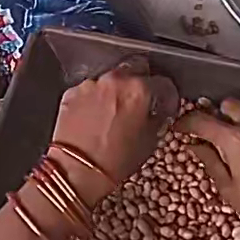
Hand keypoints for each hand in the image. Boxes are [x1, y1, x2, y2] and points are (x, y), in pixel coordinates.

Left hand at [47, 56, 178, 203]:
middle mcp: (114, 80)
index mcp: (139, 90)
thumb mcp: (149, 142)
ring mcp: (90, 85)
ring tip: (114, 114)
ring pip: (110, 79)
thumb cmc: (113, 161)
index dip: (168, 96)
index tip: (166, 104)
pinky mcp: (72, 93)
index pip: (163, 83)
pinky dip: (94, 99)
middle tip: (141, 101)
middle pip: (136, 68)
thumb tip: (157, 113)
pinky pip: (89, 90)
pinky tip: (95, 118)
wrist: (77, 170)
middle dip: (142, 82)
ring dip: (115, 91)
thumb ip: (157, 119)